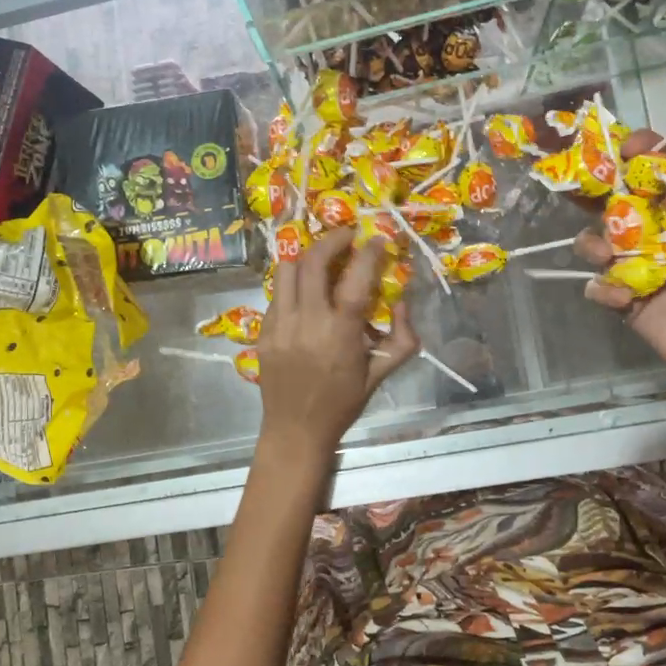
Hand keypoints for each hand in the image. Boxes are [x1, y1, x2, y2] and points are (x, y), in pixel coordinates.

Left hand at [257, 228, 420, 456]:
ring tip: (323, 257)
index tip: (377, 239)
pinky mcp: (263, 331)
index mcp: (339, 334)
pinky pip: (276, 294)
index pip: (354, 280)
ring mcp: (279, 325)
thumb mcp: (380, 375)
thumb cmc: (342, 404)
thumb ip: (401, 339)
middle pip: (312, 262)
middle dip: (332, 240)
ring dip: (307, 256)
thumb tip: (403, 302)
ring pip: (286, 270)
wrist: (295, 429)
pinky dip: (292, 284)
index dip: (367, 254)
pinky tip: (305, 292)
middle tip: (348, 236)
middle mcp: (306, 323)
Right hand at [576, 131, 665, 433]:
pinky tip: (626, 298)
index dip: (645, 155)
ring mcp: (638, 269)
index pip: (664, 175)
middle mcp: (660, 236)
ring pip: (598, 241)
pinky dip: (603, 288)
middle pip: (620, 202)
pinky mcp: (625, 303)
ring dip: (594, 241)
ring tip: (607, 253)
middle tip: (588, 187)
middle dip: (600, 190)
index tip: (630, 148)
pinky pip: (598, 286)